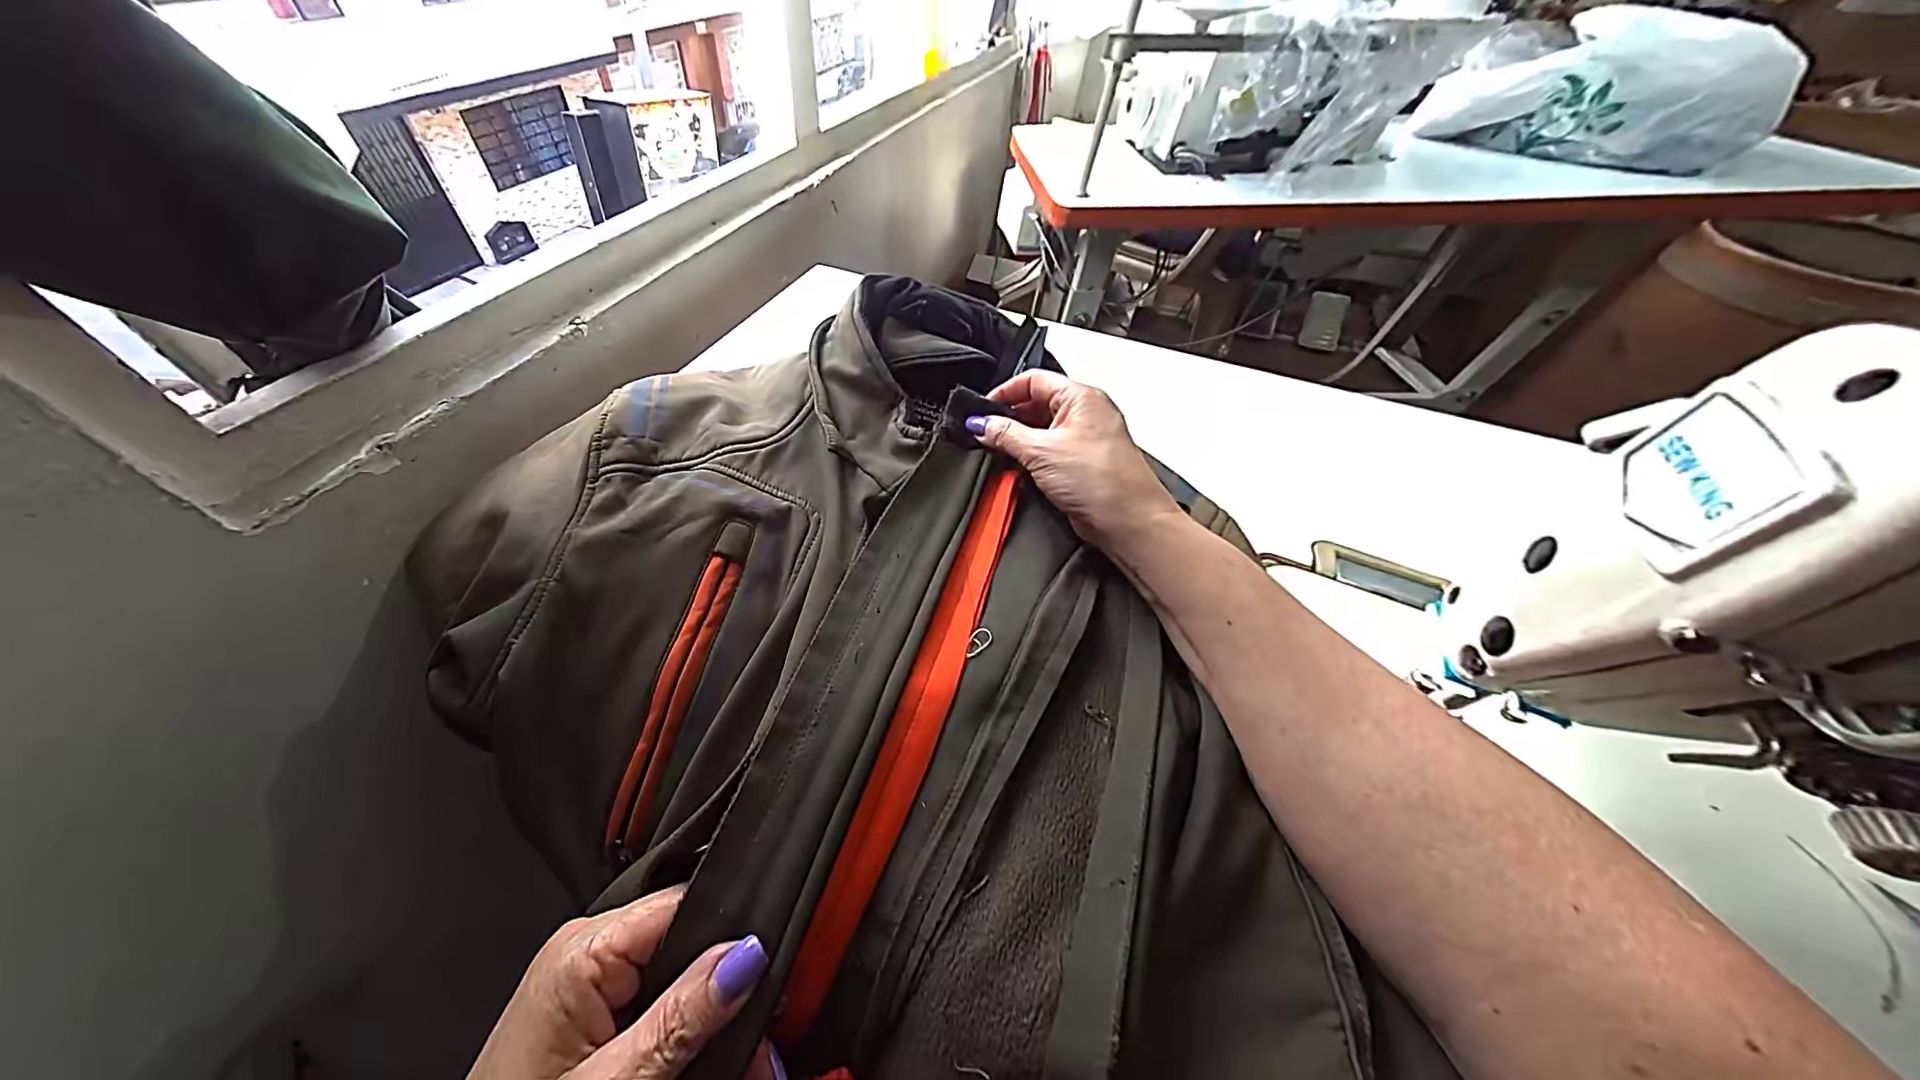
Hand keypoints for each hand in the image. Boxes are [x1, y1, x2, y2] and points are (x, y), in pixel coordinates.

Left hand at [468, 885, 783, 1079]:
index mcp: (583, 950)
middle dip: (727, 987)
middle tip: (759, 1047)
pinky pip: (653, 991)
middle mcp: (583, 949)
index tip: (763, 987)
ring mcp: (583, 976)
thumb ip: (683, 1015)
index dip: (733, 940)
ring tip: (735, 1057)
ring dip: (710, 1010)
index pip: (688, 905)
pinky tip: (697, 1050)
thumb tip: (746, 954)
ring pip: (677, 968)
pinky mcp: (585, 1003)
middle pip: (687, 938)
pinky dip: (682, 1021)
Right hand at [968, 370, 1182, 555]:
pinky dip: (1030, 460)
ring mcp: (1082, 441)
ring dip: (1018, 443)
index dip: (1005, 392)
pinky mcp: (1078, 465)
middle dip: (1009, 421)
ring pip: (1039, 432)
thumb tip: (982, 424)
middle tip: (987, 435)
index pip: (1034, 380)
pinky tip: (1019, 471)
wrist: (1127, 521)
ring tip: (1001, 455)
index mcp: (1081, 397)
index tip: (983, 410)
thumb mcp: (1042, 451)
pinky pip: (1046, 454)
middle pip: (1034, 405)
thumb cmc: (1105, 482)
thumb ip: (1006, 435)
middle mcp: (1084, 415)